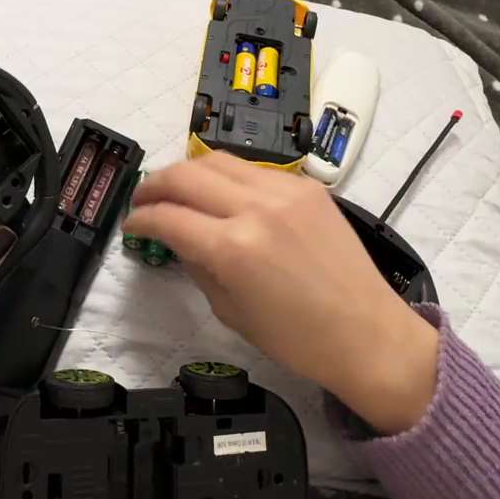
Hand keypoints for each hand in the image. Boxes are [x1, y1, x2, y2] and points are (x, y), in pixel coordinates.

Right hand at [123, 150, 440, 434]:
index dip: (140, 219)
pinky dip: (229, 177)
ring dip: (189, 172)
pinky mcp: (308, 186)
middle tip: (143, 199)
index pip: (167, 217)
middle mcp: (255, 208)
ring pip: (217, 160)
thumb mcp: (229, 310)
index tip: (131, 225)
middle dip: (154, 184)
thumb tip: (176, 236)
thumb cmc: (296, 338)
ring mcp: (285, 191)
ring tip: (178, 188)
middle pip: (185, 175)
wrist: (368, 333)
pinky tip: (225, 195)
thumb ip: (196, 264)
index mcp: (233, 248)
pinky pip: (254, 170)